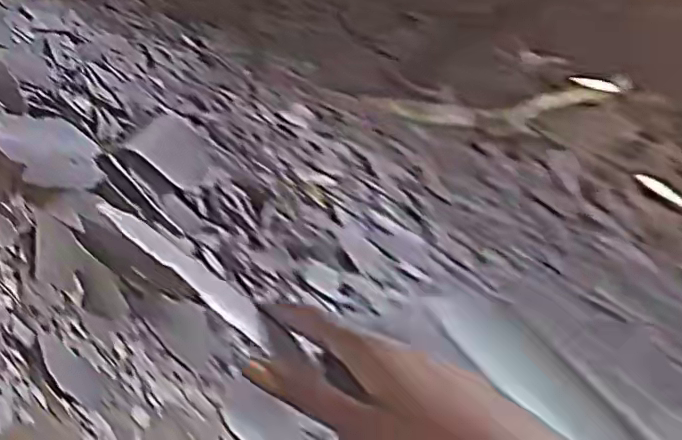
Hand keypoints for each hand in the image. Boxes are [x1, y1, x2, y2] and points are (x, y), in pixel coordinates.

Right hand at [246, 303, 559, 439]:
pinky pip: (423, 380)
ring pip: (389, 362)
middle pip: (350, 341)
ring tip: (360, 402)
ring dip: (366, 373)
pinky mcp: (481, 397)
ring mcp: (447, 371)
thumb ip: (306, 392)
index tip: (266, 311)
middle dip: (326, 352)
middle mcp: (405, 349)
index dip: (283, 314)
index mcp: (367, 348)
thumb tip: (257, 365)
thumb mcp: (359, 425)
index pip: (310, 318)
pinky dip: (403, 390)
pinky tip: (413, 418)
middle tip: (306, 367)